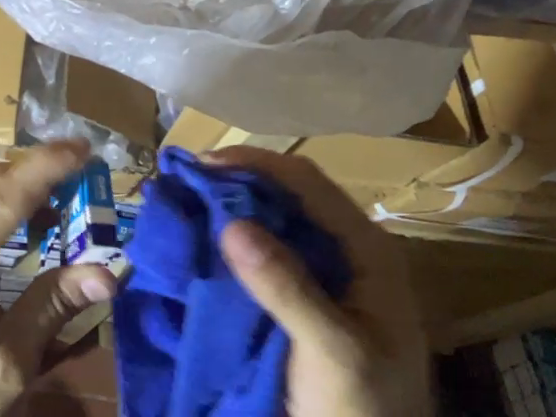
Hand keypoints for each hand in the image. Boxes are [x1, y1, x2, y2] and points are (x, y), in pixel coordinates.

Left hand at [0, 142, 117, 416]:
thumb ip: (52, 308)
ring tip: (71, 196)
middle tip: (89, 173)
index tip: (83, 147)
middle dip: (40, 174)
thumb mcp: (6, 366)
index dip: (46, 169)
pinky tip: (35, 221)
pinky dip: (5, 207)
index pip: (3, 198)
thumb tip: (110, 272)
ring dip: (24, 188)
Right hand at [207, 147, 431, 416]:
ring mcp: (328, 273)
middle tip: (186, 180)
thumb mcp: (333, 352)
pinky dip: (235, 239)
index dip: (254, 163)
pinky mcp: (306, 296)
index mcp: (368, 250)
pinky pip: (267, 251)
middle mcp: (348, 249)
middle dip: (238, 179)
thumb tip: (232, 224)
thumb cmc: (365, 409)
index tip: (201, 164)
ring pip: (276, 219)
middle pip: (290, 193)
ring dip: (234, 206)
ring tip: (188, 201)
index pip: (308, 182)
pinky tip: (205, 240)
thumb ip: (288, 289)